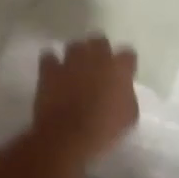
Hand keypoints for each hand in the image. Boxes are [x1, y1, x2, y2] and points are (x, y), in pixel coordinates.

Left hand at [33, 36, 138, 160]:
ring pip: (74, 46)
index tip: (123, 74)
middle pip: (99, 40)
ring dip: (76, 55)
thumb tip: (122, 91)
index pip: (128, 54)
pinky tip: (53, 73)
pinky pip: (49, 57)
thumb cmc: (104, 129)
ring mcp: (71, 61)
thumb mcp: (129, 116)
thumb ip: (127, 96)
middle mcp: (96, 57)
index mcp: (119, 67)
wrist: (68, 136)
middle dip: (99, 50)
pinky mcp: (49, 70)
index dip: (125, 64)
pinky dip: (51, 64)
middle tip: (98, 67)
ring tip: (74, 69)